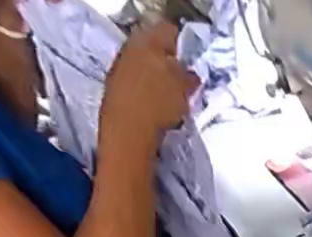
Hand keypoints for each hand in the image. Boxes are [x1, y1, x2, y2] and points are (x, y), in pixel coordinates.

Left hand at [101, 19, 198, 151]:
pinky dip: (150, 90)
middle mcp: (132, 48)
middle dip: (170, 62)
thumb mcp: (183, 89)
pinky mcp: (116, 87)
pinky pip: (138, 82)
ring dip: (159, 77)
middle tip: (186, 79)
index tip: (195, 61)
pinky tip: (159, 105)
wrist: (128, 129)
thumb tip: (192, 72)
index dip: (184, 44)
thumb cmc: (158, 105)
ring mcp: (121, 67)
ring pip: (146, 65)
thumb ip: (189, 76)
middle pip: (155, 48)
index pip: (169, 31)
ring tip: (174, 96)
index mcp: (149, 40)